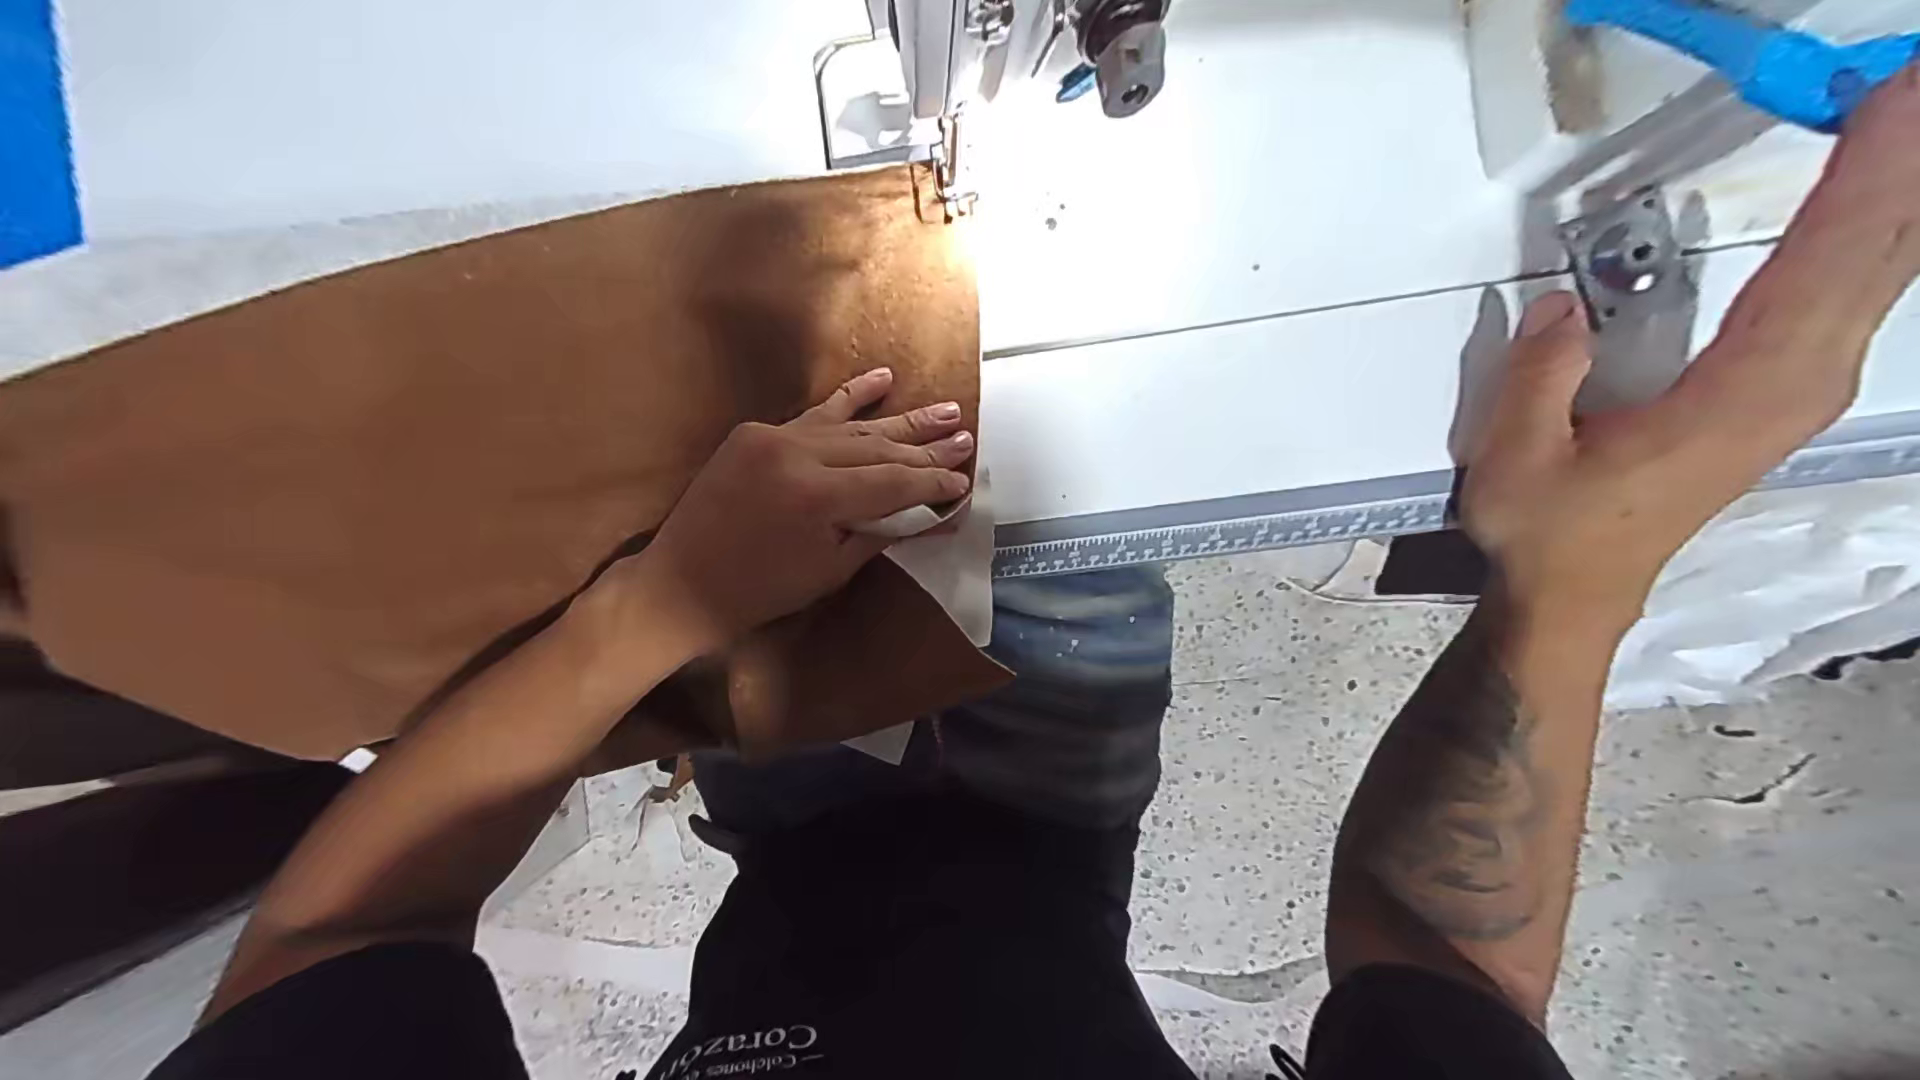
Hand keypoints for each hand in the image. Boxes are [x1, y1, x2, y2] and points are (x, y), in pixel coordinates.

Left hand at [621, 367, 974, 648]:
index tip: (964, 480)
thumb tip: (930, 512)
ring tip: (944, 410)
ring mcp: (773, 437)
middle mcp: (798, 455)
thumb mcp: (832, 569)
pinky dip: (850, 399)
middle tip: (965, 438)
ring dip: (901, 420)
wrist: (682, 584)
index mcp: (818, 498)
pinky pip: (815, 415)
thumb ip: (883, 530)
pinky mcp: (757, 433)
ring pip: (852, 428)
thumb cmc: (762, 591)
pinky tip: (882, 378)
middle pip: (878, 448)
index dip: (933, 482)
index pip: (894, 483)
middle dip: (926, 447)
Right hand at [1467, 66, 1919, 623]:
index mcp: (1737, 395)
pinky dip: (1862, 246)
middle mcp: (1795, 387)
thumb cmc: (1545, 527)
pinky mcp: (1774, 402)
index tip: (1894, 90)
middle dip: (1906, 166)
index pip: (1823, 266)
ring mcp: (1794, 395)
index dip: (1866, 175)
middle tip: (1914, 80)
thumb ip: (1537, 375)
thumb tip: (1560, 307)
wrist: (1573, 588)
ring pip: (1874, 278)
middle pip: (1878, 258)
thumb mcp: (1514, 454)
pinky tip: (1863, 218)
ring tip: (1900, 128)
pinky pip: (1842, 305)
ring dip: (1893, 200)